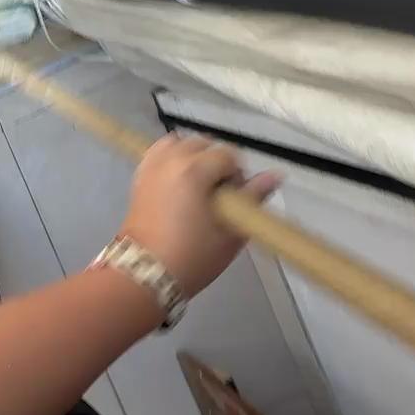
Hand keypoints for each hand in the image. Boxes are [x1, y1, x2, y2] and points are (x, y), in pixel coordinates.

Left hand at [118, 135, 282, 296]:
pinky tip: (178, 183)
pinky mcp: (138, 175)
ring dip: (192, 156)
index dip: (238, 175)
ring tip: (198, 186)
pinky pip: (158, 152)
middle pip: (202, 143)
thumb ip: (252, 197)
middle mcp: (170, 159)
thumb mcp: (230, 231)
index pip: (228, 154)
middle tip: (219, 195)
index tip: (235, 200)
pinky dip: (171, 158)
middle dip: (216, 162)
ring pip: (178, 142)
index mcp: (193, 170)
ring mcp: (151, 165)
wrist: (145, 271)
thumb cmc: (193, 256)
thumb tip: (276, 174)